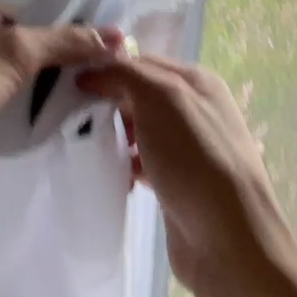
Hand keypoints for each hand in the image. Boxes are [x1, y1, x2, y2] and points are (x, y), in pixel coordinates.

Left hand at [0, 4, 120, 216]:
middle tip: (99, 76)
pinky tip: (61, 140)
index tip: (87, 39)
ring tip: (91, 108)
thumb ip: (60, 43)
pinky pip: (2, 136)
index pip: (8, 16)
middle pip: (13, 60)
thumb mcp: (8, 53)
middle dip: (51, 69)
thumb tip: (113, 35)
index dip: (47, 23)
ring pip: (10, 100)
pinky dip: (26, 137)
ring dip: (41, 105)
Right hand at [77, 56, 296, 293]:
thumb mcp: (162, 98)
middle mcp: (196, 110)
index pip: (144, 62)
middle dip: (109, 102)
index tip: (70, 82)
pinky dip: (125, 166)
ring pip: (141, 131)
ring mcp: (188, 148)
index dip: (108, 69)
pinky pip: (143, 163)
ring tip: (84, 145)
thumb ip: (129, 75)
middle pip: (141, 95)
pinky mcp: (178, 183)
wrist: (226, 235)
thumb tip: (95, 72)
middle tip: (70, 115)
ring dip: (115, 136)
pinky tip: (108, 175)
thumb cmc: (195, 157)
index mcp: (197, 82)